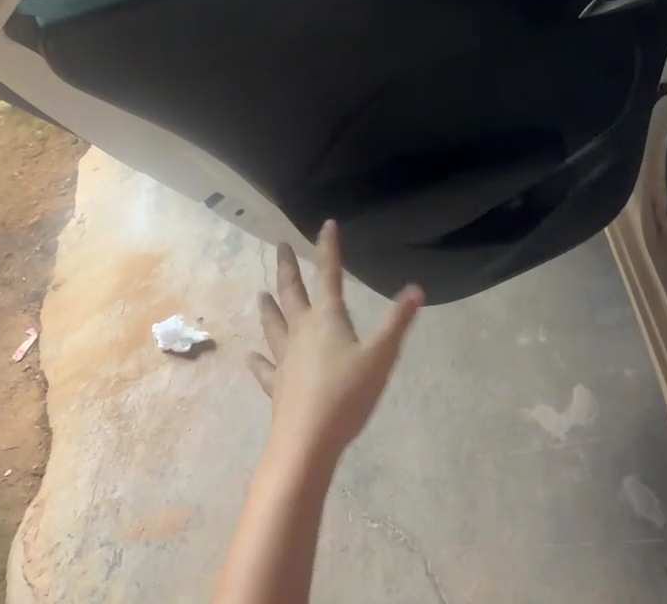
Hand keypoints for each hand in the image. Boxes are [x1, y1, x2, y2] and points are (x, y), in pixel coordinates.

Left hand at [247, 221, 424, 464]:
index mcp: (327, 319)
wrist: (307, 441)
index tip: (326, 225)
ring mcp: (285, 359)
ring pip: (274, 325)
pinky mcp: (277, 385)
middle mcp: (301, 331)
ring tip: (261, 293)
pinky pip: (265, 368)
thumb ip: (397, 322)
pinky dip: (257, 360)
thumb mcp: (381, 356)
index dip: (329, 249)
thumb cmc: (347, 395)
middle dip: (288, 268)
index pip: (329, 275)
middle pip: (292, 293)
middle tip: (280, 246)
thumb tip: (416, 289)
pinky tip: (250, 357)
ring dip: (269, 307)